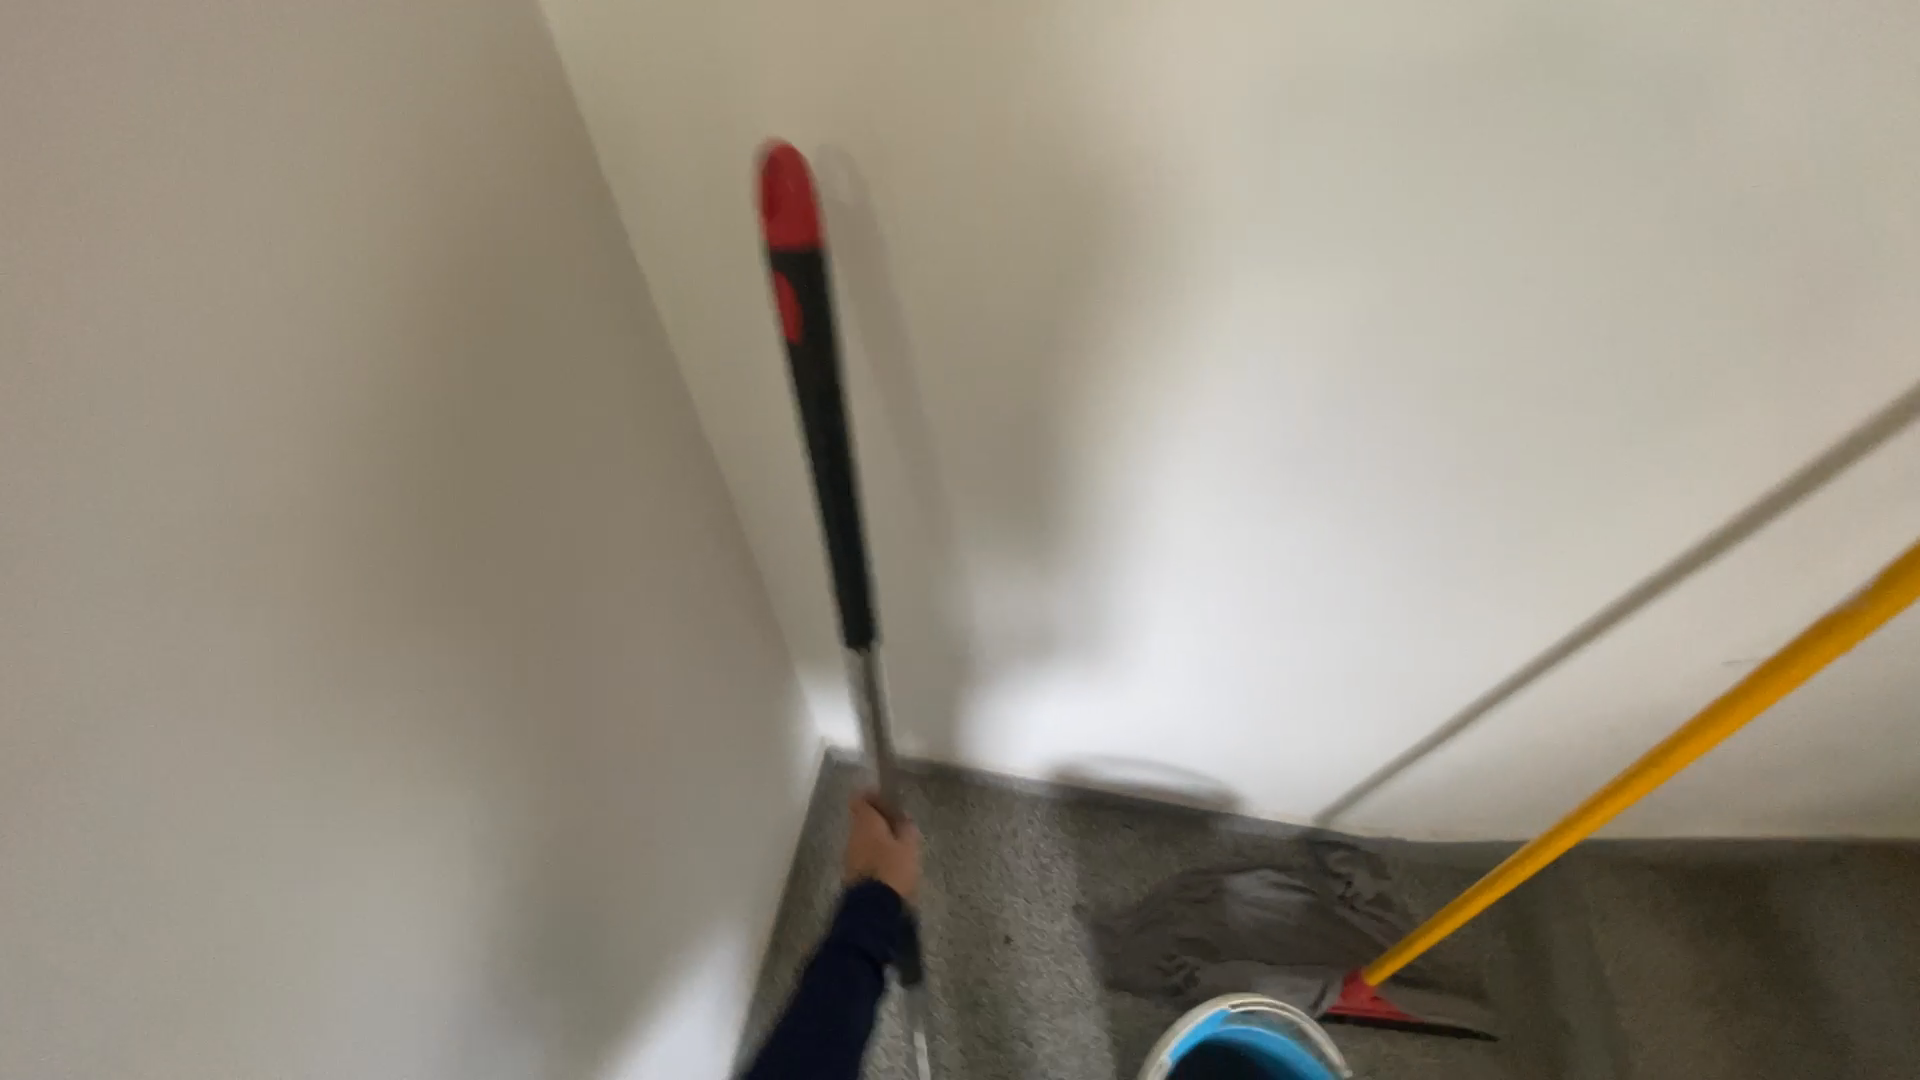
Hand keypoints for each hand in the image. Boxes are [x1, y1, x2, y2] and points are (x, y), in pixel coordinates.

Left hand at [843, 791, 920, 903]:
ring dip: (877, 838)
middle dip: (879, 819)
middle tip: (899, 824)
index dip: (873, 796)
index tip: (888, 799)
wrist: (873, 911)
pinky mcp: (851, 874)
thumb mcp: (909, 847)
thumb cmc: (893, 870)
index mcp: (865, 823)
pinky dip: (874, 854)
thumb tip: (903, 817)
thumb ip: (906, 828)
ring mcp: (849, 856)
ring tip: (898, 845)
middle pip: (862, 819)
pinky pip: (863, 855)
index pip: (860, 798)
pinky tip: (890, 863)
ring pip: (863, 838)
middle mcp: (852, 835)